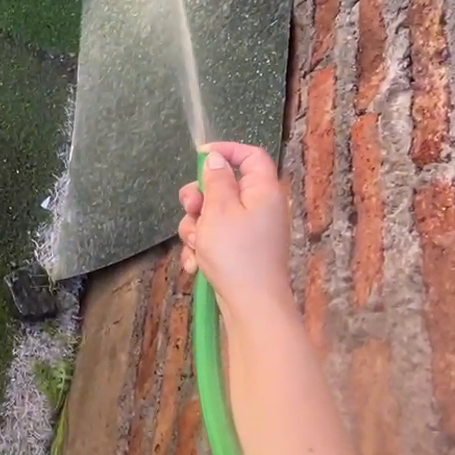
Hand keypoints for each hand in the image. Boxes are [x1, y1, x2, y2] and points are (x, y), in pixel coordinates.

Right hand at [175, 142, 295, 318]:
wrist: (250, 304)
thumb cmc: (236, 253)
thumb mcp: (219, 210)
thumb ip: (216, 180)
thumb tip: (215, 158)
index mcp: (263, 192)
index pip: (251, 156)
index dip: (226, 150)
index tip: (198, 155)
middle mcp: (259, 208)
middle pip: (223, 186)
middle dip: (199, 198)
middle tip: (191, 209)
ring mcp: (249, 230)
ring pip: (211, 213)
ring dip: (195, 227)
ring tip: (195, 245)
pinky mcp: (238, 249)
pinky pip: (213, 236)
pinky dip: (200, 246)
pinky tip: (196, 262)